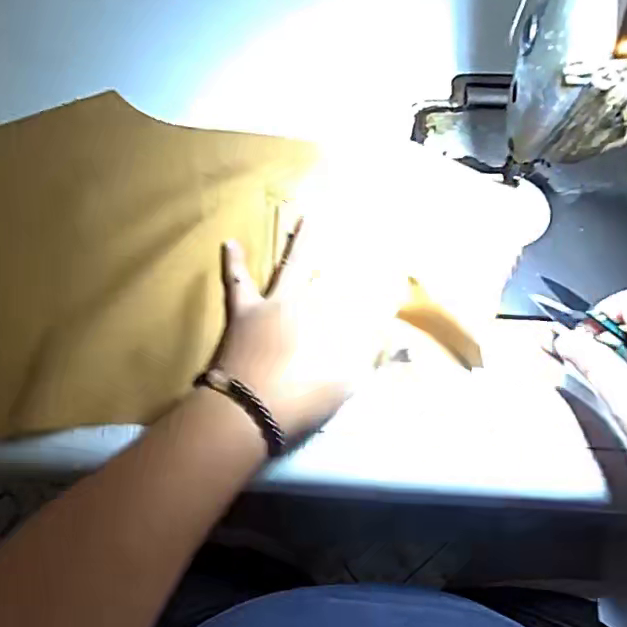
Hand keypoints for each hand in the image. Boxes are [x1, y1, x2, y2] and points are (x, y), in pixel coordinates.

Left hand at [209, 220, 402, 439]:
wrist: (249, 409)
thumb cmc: (302, 403)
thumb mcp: (346, 385)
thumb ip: (370, 358)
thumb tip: (397, 338)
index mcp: (337, 323)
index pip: (367, 300)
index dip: (383, 291)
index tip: (397, 280)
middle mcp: (310, 304)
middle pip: (333, 273)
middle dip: (348, 253)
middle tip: (359, 226)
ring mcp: (275, 305)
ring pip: (291, 266)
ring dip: (301, 241)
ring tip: (307, 216)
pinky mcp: (244, 313)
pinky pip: (238, 283)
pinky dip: (234, 264)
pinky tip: (230, 243)